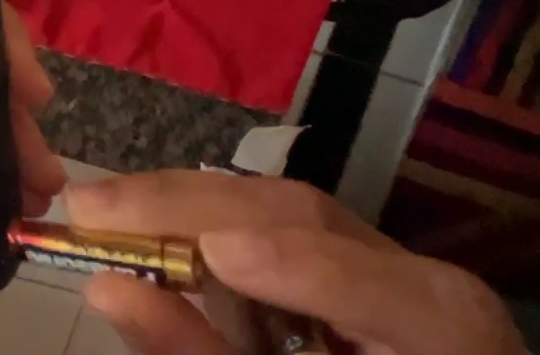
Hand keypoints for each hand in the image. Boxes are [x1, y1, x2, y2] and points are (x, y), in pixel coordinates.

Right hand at [67, 171, 526, 354]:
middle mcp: (427, 284)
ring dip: (180, 201)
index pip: (401, 296)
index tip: (215, 252)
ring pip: (277, 203)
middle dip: (194, 206)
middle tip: (90, 208)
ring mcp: (383, 258)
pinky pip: (264, 217)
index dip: (308, 268)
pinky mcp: (340, 251)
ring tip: (99, 209)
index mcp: (449, 337)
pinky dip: (197, 214)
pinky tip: (142, 218)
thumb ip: (200, 354)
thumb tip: (106, 288)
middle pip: (309, 217)